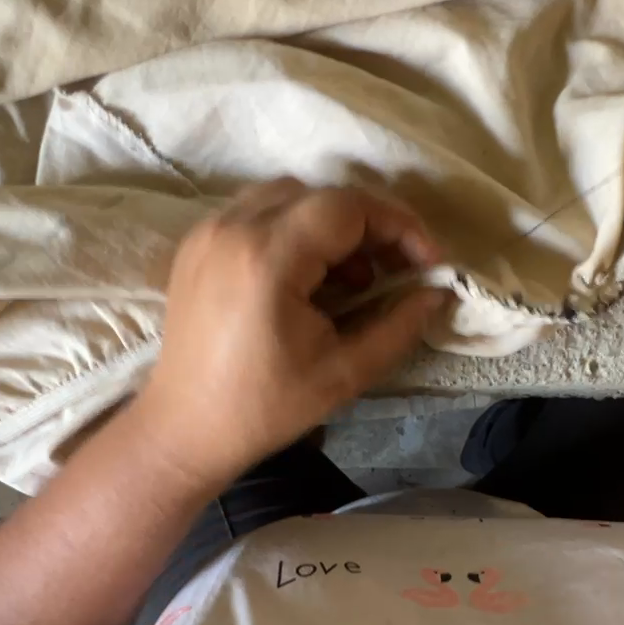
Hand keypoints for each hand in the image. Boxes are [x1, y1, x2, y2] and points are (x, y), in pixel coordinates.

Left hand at [134, 179, 449, 483]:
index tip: (429, 264)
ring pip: (288, 197)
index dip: (400, 227)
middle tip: (394, 273)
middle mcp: (233, 227)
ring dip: (331, 226)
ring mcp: (208, 231)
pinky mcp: (196, 245)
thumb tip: (438, 292)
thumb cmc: (266, 408)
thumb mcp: (345, 373)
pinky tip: (307, 278)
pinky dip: (294, 231)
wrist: (185, 429)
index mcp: (268, 257)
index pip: (349, 207)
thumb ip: (398, 326)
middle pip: (321, 195)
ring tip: (351, 280)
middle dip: (369, 227)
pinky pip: (256, 213)